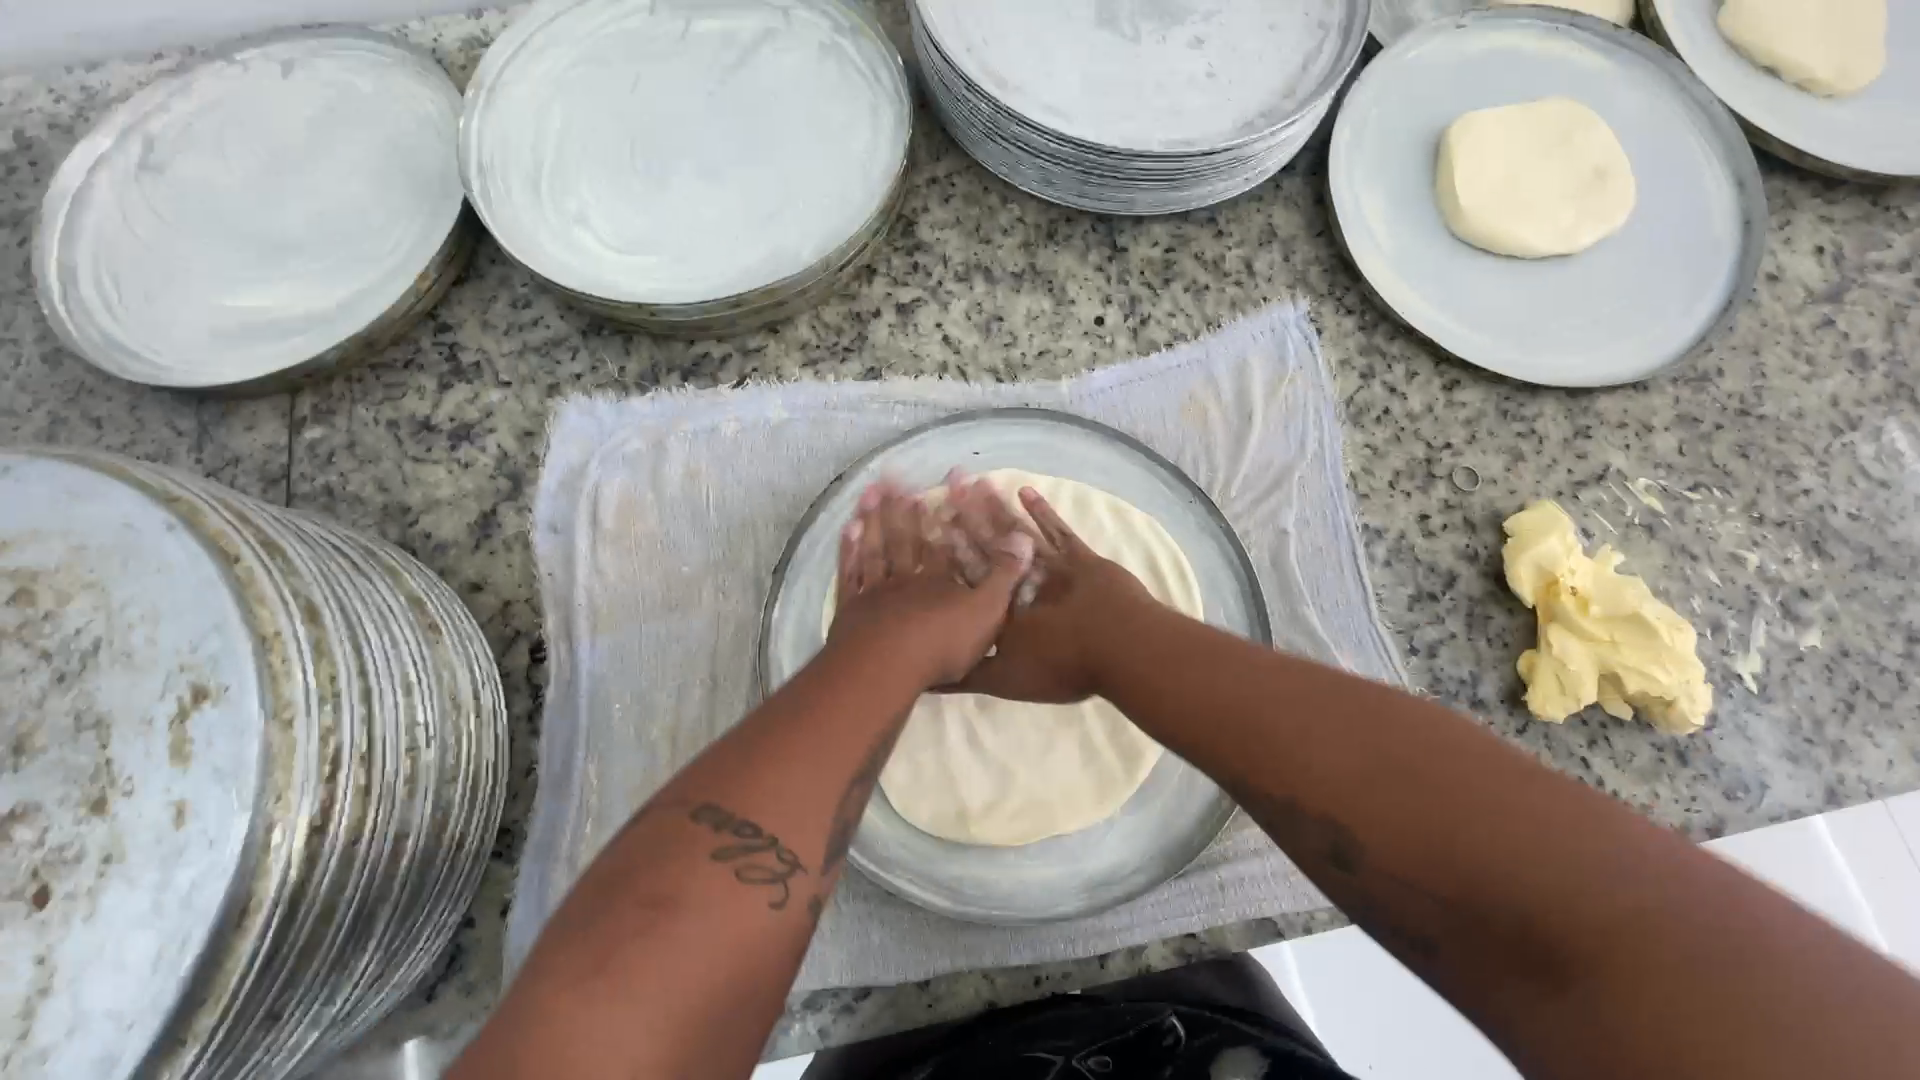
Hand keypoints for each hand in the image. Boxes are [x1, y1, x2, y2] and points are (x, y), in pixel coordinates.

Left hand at [828, 479, 1033, 688]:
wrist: (886, 667)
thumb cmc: (941, 643)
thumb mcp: (986, 612)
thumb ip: (1004, 577)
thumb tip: (1026, 539)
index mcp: (939, 580)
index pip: (945, 540)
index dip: (948, 512)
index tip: (949, 482)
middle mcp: (906, 577)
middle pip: (905, 538)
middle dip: (903, 508)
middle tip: (896, 477)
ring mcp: (875, 591)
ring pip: (875, 549)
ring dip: (873, 519)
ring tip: (870, 492)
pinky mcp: (850, 608)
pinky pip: (850, 573)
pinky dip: (849, 550)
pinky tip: (848, 530)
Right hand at [945, 482, 1157, 703]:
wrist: (1122, 648)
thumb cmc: (1062, 666)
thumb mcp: (1007, 680)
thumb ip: (966, 676)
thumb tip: (926, 678)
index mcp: (997, 610)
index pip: (963, 578)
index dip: (943, 557)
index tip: (924, 532)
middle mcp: (1018, 581)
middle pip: (984, 548)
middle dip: (963, 522)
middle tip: (942, 494)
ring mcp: (1050, 564)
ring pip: (1014, 533)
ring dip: (993, 510)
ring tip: (971, 483)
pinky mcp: (1081, 558)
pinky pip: (1056, 529)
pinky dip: (1040, 510)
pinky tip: (1023, 490)